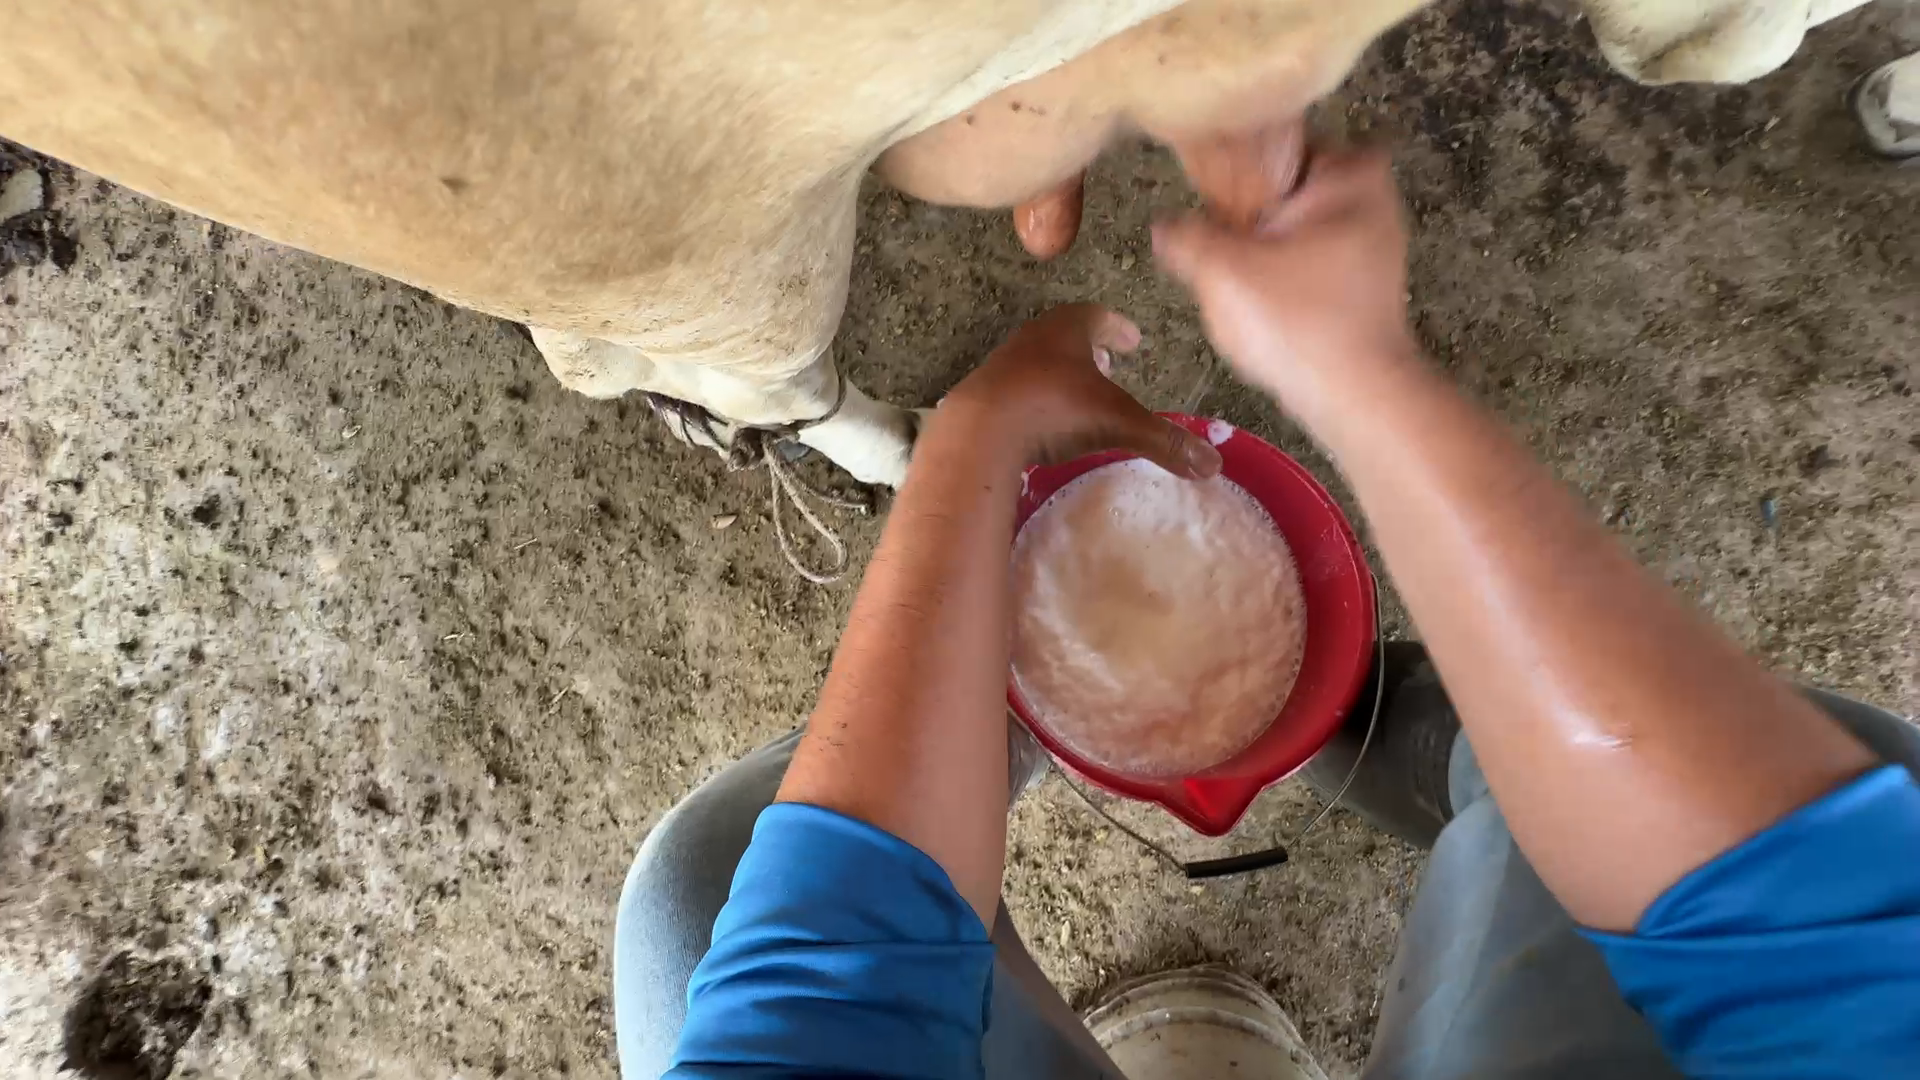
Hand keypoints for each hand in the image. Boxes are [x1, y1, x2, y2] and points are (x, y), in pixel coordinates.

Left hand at [943, 304, 1222, 478]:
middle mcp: (1033, 338)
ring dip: (1057, 374)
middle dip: (1088, 349)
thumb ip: (1164, 441)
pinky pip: (1013, 392)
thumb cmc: (1054, 410)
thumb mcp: (1118, 423)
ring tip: (1074, 396)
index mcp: (1069, 329)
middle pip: (1065, 336)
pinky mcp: (981, 396)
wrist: (979, 430)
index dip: (1118, 329)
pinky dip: (1031, 400)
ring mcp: (1002, 365)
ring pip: (1036, 361)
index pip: (1100, 318)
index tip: (1132, 340)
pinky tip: (1037, 424)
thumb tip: (1214, 466)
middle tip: (1106, 365)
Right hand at [1153, 144, 1420, 420]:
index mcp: (1349, 167)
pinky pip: (1303, 264)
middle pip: (1275, 193)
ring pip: (1286, 232)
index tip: (1201, 214)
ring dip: (1255, 257)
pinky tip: (1263, 310)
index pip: (1267, 145)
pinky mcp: (1363, 282)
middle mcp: (1371, 192)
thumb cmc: (1294, 322)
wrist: (1352, 395)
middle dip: (1240, 225)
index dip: (1223, 179)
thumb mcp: (1221, 272)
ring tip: (1237, 291)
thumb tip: (1164, 226)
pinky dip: (1278, 281)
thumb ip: (1183, 237)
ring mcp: (1372, 240)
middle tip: (1216, 260)